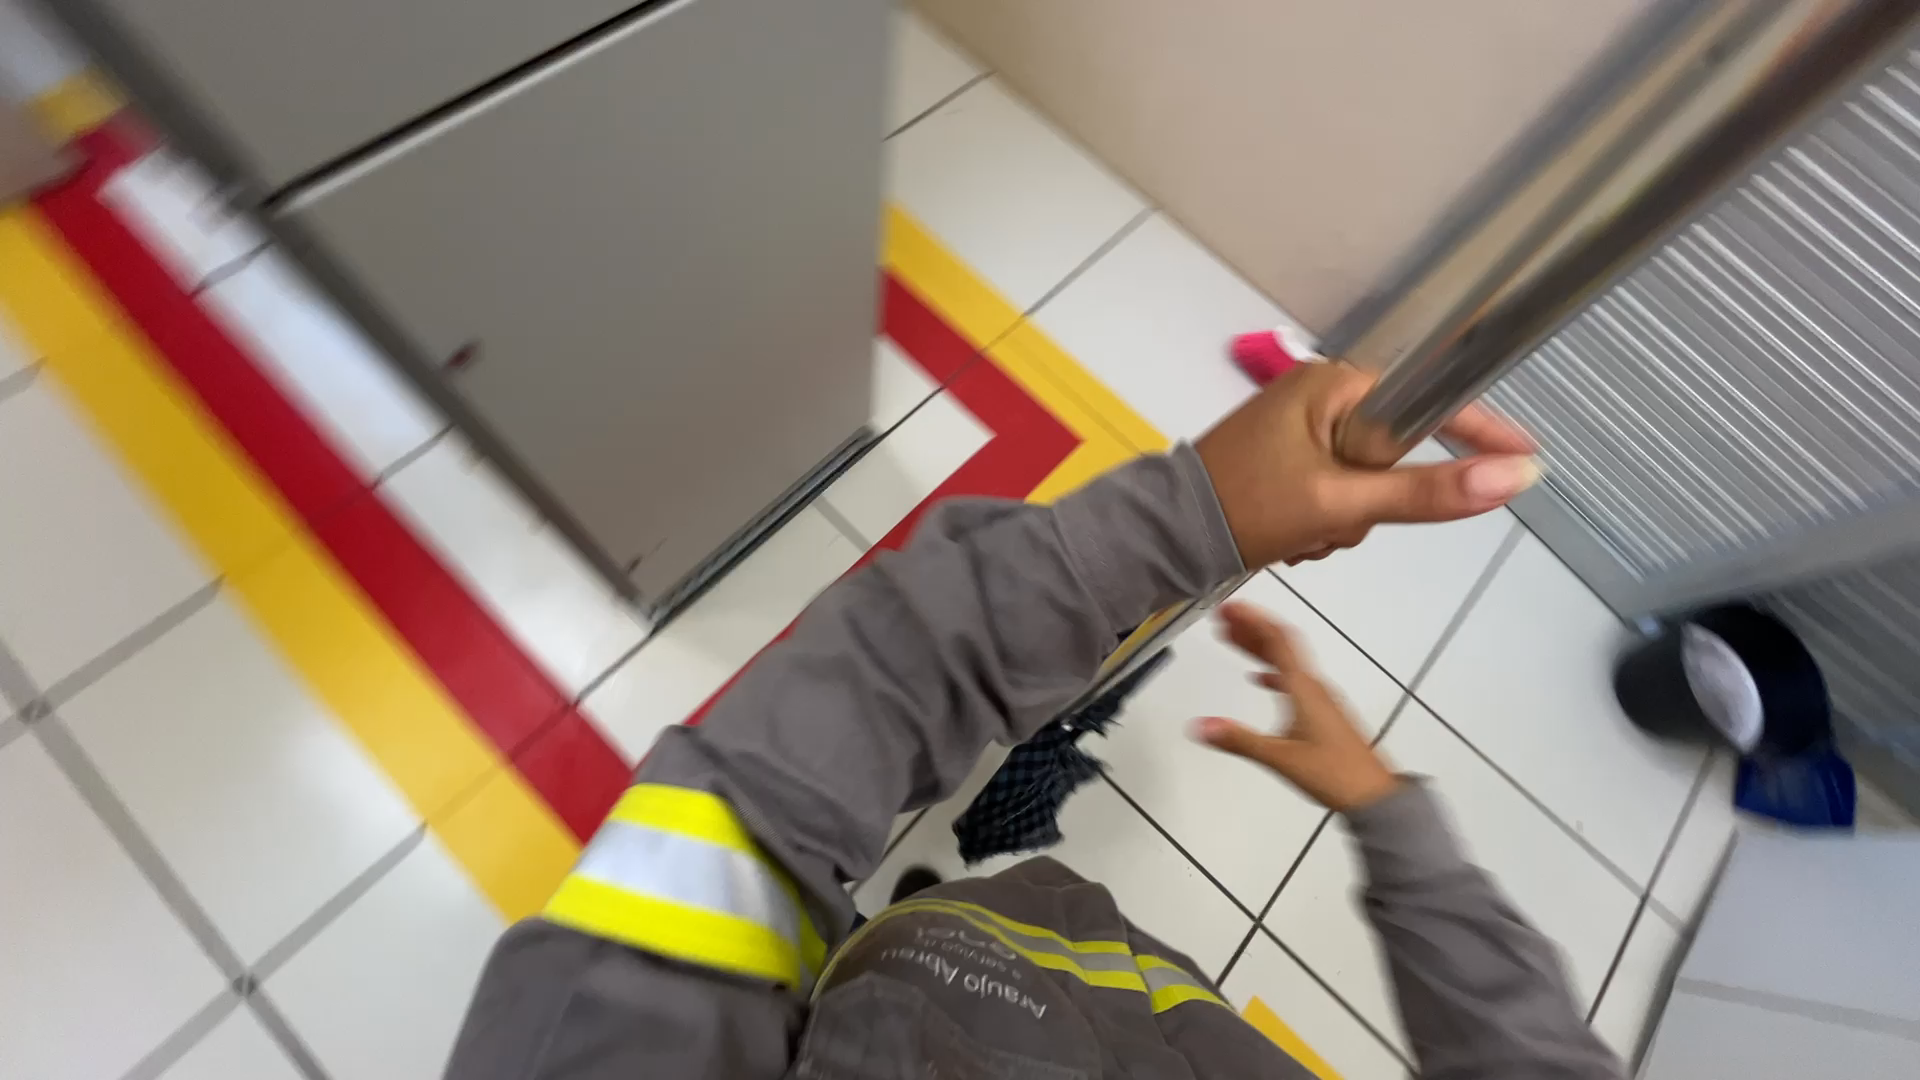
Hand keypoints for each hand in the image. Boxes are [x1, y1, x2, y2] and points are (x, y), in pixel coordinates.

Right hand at [1189, 602, 1400, 812]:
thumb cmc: (1331, 773)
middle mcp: (1313, 686)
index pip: (1278, 640)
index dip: (1253, 619)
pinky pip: (1294, 679)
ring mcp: (1321, 698)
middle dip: (1251, 627)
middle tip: (1222, 618)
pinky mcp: (1324, 713)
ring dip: (1260, 646)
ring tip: (1233, 639)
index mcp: (1303, 688)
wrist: (1377, 797)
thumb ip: (1238, 740)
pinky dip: (1273, 670)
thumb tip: (1197, 725)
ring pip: (1288, 660)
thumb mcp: (1280, 757)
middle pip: (1281, 645)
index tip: (1229, 607)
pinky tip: (1259, 678)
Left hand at [1194, 362, 1537, 566]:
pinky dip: (1323, 524)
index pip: (1427, 398)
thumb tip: (1518, 475)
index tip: (1523, 456)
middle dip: (1372, 500)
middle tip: (1333, 520)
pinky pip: (1333, 493)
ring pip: (1363, 482)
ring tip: (1300, 533)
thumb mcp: (1338, 502)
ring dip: (1343, 520)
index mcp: (1330, 387)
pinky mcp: (1283, 464)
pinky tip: (1291, 538)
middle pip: (1393, 450)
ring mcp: (1297, 433)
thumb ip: (1425, 492)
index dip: (1475, 430)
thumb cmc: (1243, 507)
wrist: (1168, 537)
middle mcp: (1316, 400)